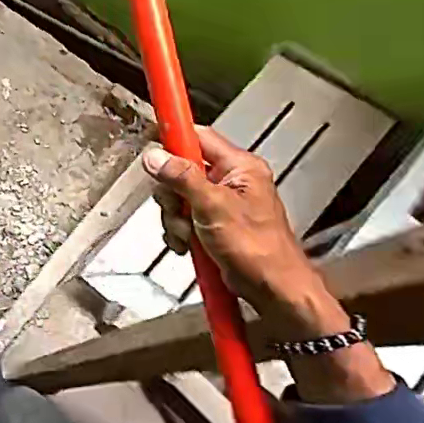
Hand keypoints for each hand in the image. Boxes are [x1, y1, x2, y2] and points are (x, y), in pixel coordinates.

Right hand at [142, 127, 348, 339]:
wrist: (272, 289)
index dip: (172, 136)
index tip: (150, 134)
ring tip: (190, 233)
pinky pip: (181, 217)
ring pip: (177, 196)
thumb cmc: (260, 250)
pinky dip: (178, 231)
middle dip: (171, 193)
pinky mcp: (211, 222)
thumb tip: (156, 156)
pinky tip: (189, 243)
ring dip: (174, 218)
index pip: (198, 136)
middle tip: (180, 208)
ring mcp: (220, 202)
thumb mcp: (213, 207)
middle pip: (180, 169)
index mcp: (239, 167)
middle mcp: (230, 181)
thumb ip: (182, 178)